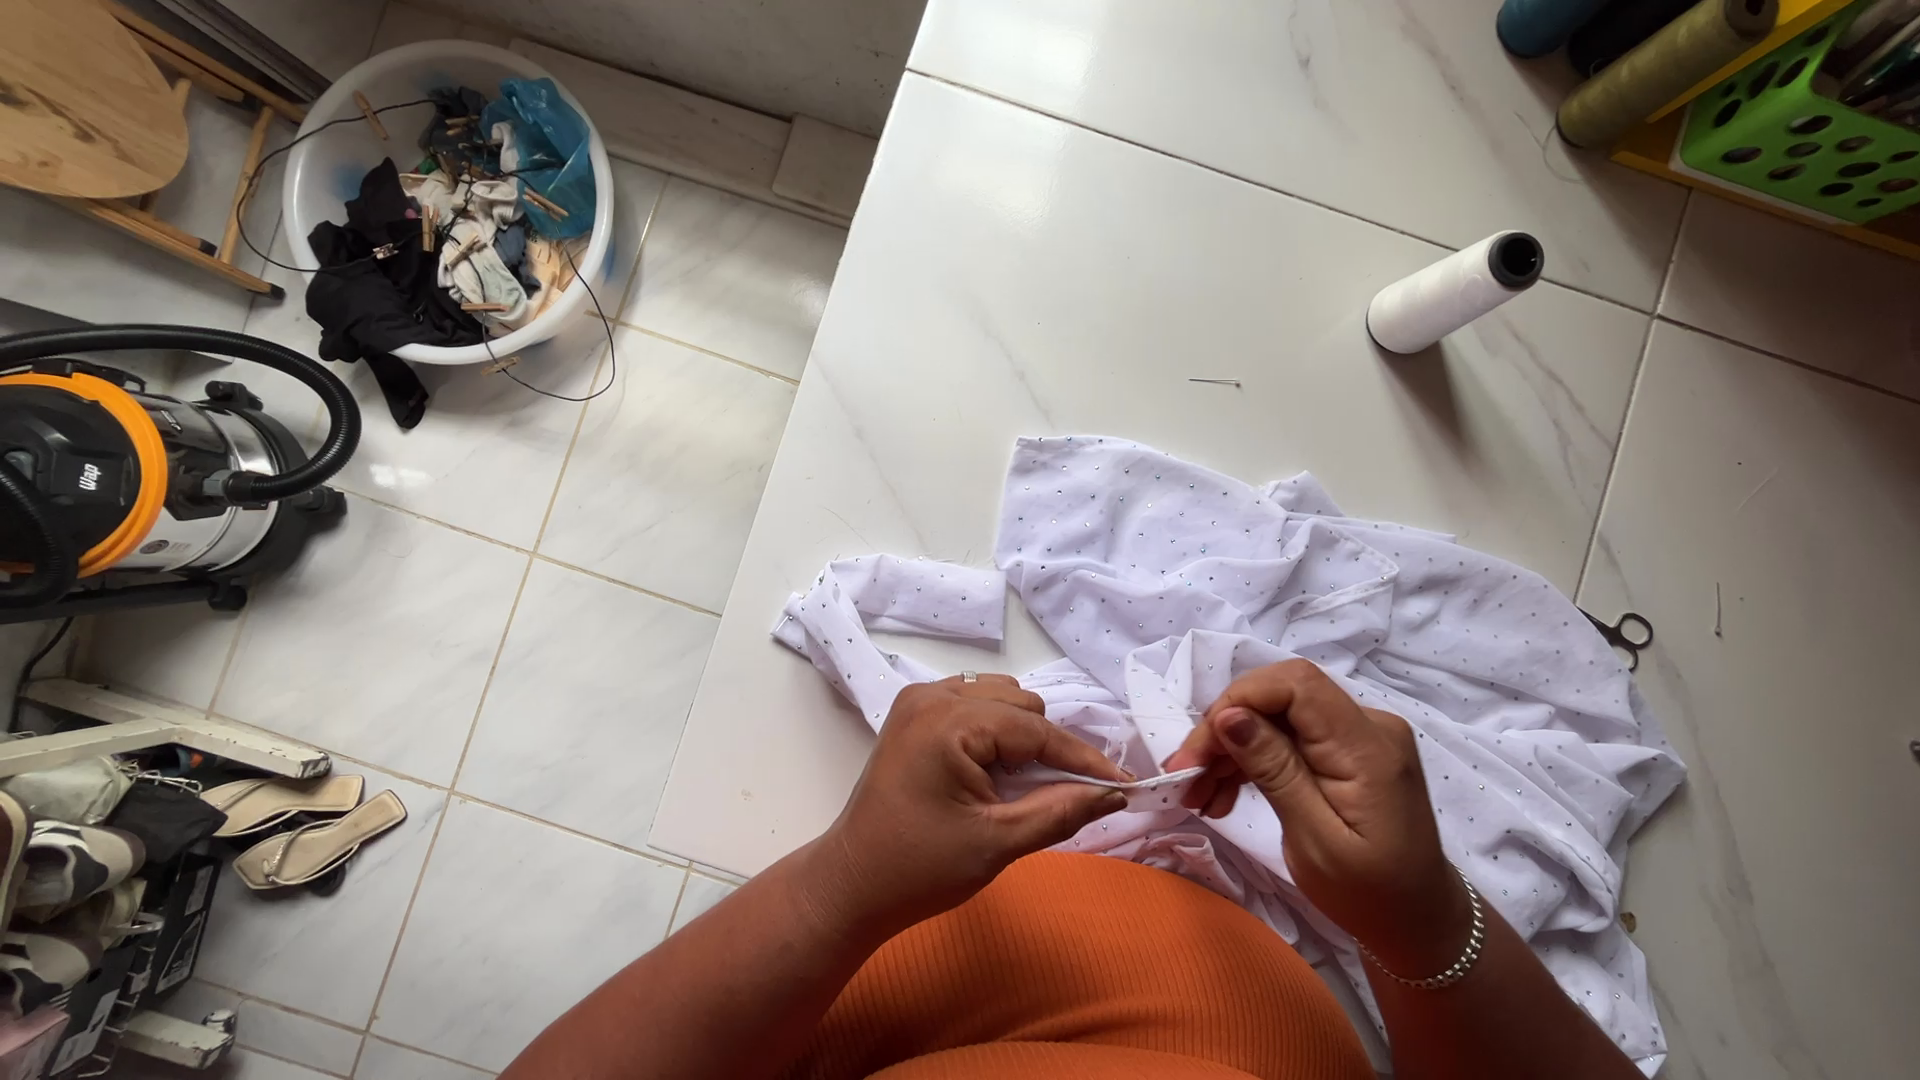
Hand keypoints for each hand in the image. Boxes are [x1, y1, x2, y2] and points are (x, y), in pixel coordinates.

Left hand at [807, 674, 1130, 934]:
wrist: (853, 884)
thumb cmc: (920, 869)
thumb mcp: (998, 844)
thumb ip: (1061, 811)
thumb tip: (1115, 793)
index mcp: (948, 723)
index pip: (1036, 730)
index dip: (1083, 759)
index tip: (1124, 783)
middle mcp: (932, 696)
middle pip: (1021, 704)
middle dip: (1048, 748)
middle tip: (1058, 795)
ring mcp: (918, 699)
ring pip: (1000, 697)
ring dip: (1022, 736)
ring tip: (1019, 785)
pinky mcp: (913, 712)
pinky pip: (975, 702)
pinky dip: (996, 729)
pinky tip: (993, 768)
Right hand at [1163, 659, 1470, 976]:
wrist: (1416, 922)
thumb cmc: (1369, 893)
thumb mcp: (1315, 841)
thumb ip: (1274, 771)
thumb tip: (1228, 715)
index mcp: (1367, 747)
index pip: (1296, 684)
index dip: (1240, 699)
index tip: (1201, 748)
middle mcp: (1366, 725)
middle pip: (1278, 696)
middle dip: (1223, 728)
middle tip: (1185, 775)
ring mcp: (1354, 734)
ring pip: (1273, 715)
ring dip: (1229, 748)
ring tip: (1196, 794)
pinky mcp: (1342, 748)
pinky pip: (1284, 735)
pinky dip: (1248, 758)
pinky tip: (1222, 792)